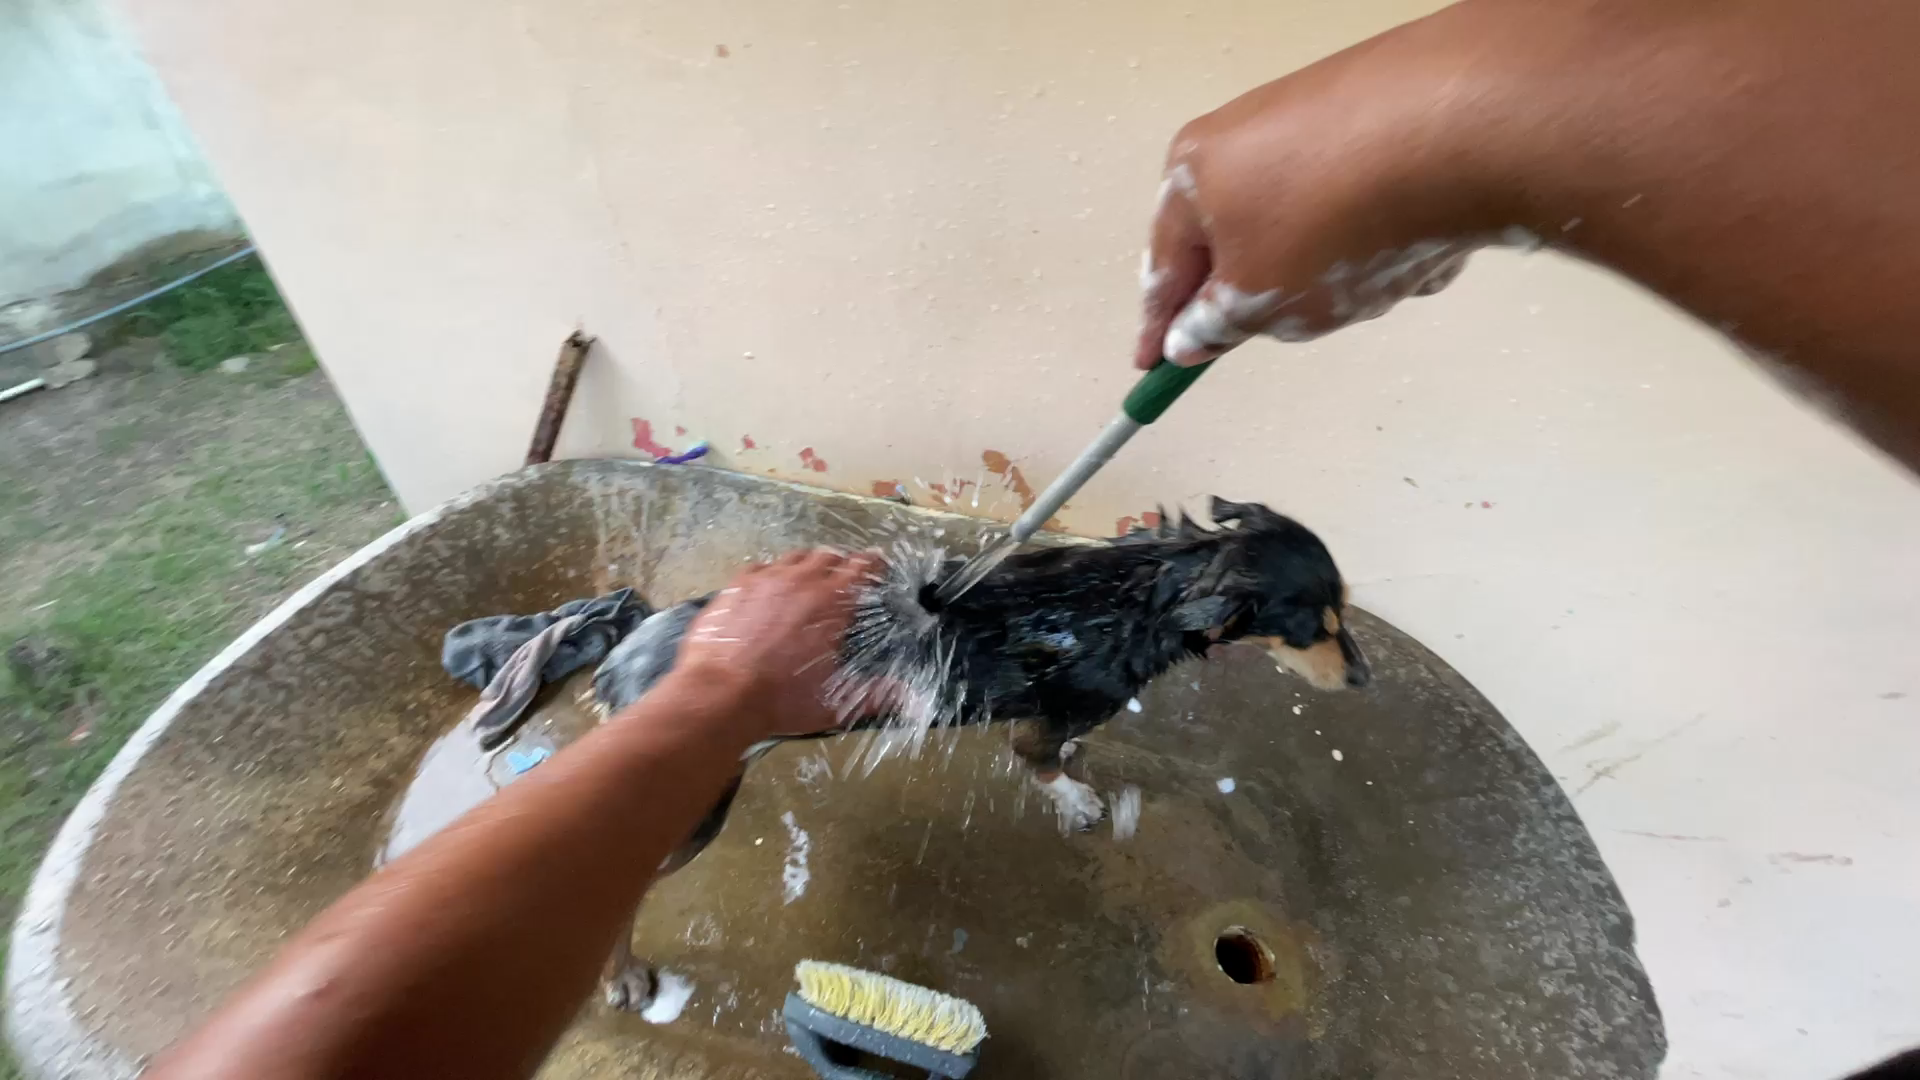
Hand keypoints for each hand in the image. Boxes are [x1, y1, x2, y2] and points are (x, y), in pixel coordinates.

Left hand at [670, 549, 883, 740]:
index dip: (874, 564)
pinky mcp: (737, 584)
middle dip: (842, 564)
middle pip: (830, 556)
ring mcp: (768, 578)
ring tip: (808, 579)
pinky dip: (773, 573)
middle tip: (844, 578)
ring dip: (809, 564)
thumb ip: (877, 696)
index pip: (863, 568)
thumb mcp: (835, 703)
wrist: (719, 694)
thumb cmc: (782, 699)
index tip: (879, 567)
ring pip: (797, 556)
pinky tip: (770, 588)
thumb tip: (915, 701)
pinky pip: (762, 566)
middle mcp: (803, 580)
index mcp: (834, 602)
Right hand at [1135, 5, 1519, 369]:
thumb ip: (1213, 327)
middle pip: (1238, 244)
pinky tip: (1419, 242)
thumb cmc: (1329, 226)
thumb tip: (1190, 336)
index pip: (1165, 271)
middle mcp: (1244, 132)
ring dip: (1332, 271)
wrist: (1475, 119)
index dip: (1158, 328)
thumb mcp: (1257, 302)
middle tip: (1293, 321)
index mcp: (1194, 172)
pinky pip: (1362, 200)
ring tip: (1380, 278)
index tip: (1150, 366)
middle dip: (1266, 292)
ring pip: (1306, 229)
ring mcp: (1318, 111)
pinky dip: (1379, 235)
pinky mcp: (1389, 108)